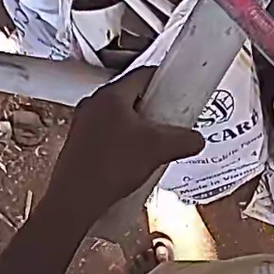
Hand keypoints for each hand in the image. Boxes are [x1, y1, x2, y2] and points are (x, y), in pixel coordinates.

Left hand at [45, 67, 206, 221]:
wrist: (76, 199)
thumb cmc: (112, 166)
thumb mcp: (158, 149)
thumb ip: (184, 140)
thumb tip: (196, 139)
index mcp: (111, 95)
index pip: (143, 75)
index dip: (164, 82)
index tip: (178, 93)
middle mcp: (93, 104)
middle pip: (130, 97)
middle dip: (152, 110)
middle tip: (169, 125)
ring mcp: (82, 124)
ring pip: (118, 117)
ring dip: (137, 128)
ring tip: (152, 147)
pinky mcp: (78, 144)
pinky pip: (106, 135)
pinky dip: (122, 143)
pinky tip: (132, 162)